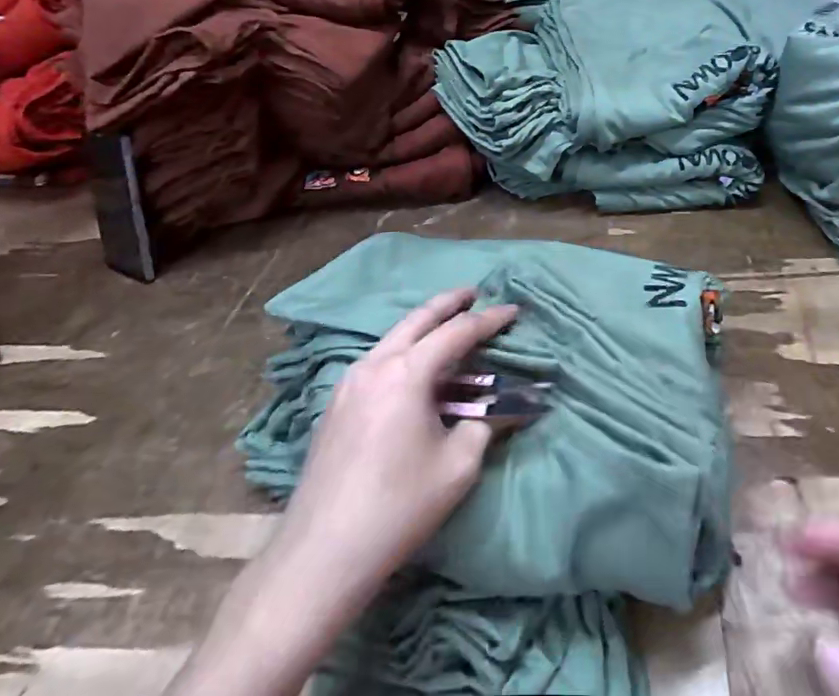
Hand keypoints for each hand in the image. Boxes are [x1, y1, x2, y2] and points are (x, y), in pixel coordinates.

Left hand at [164, 290, 516, 695]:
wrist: (326, 546)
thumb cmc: (400, 504)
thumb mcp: (457, 467)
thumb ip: (481, 427)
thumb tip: (494, 411)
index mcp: (406, 372)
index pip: (455, 333)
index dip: (488, 320)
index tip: (512, 309)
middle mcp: (373, 365)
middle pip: (416, 321)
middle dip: (447, 304)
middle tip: (471, 292)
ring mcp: (347, 383)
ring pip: (391, 340)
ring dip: (420, 329)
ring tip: (444, 330)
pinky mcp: (335, 404)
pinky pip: (375, 364)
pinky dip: (401, 355)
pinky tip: (410, 374)